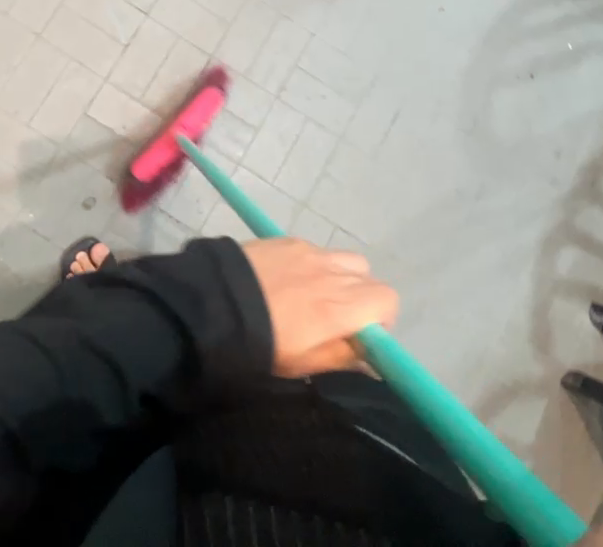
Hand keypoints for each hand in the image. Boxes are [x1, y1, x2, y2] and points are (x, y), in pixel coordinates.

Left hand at [239, 237, 398, 376]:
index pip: (388, 299)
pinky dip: (312, 264)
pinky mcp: (286, 240)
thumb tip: (369, 356)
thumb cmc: (263, 343)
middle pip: (367, 276)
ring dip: (339, 276)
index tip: (359, 334)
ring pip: (343, 259)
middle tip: (334, 317)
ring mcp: (309, 251)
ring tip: (311, 295)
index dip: (380, 318)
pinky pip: (314, 250)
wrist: (214, 305)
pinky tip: (286, 280)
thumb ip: (342, 356)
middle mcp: (333, 272)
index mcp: (343, 305)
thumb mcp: (304, 363)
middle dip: (360, 297)